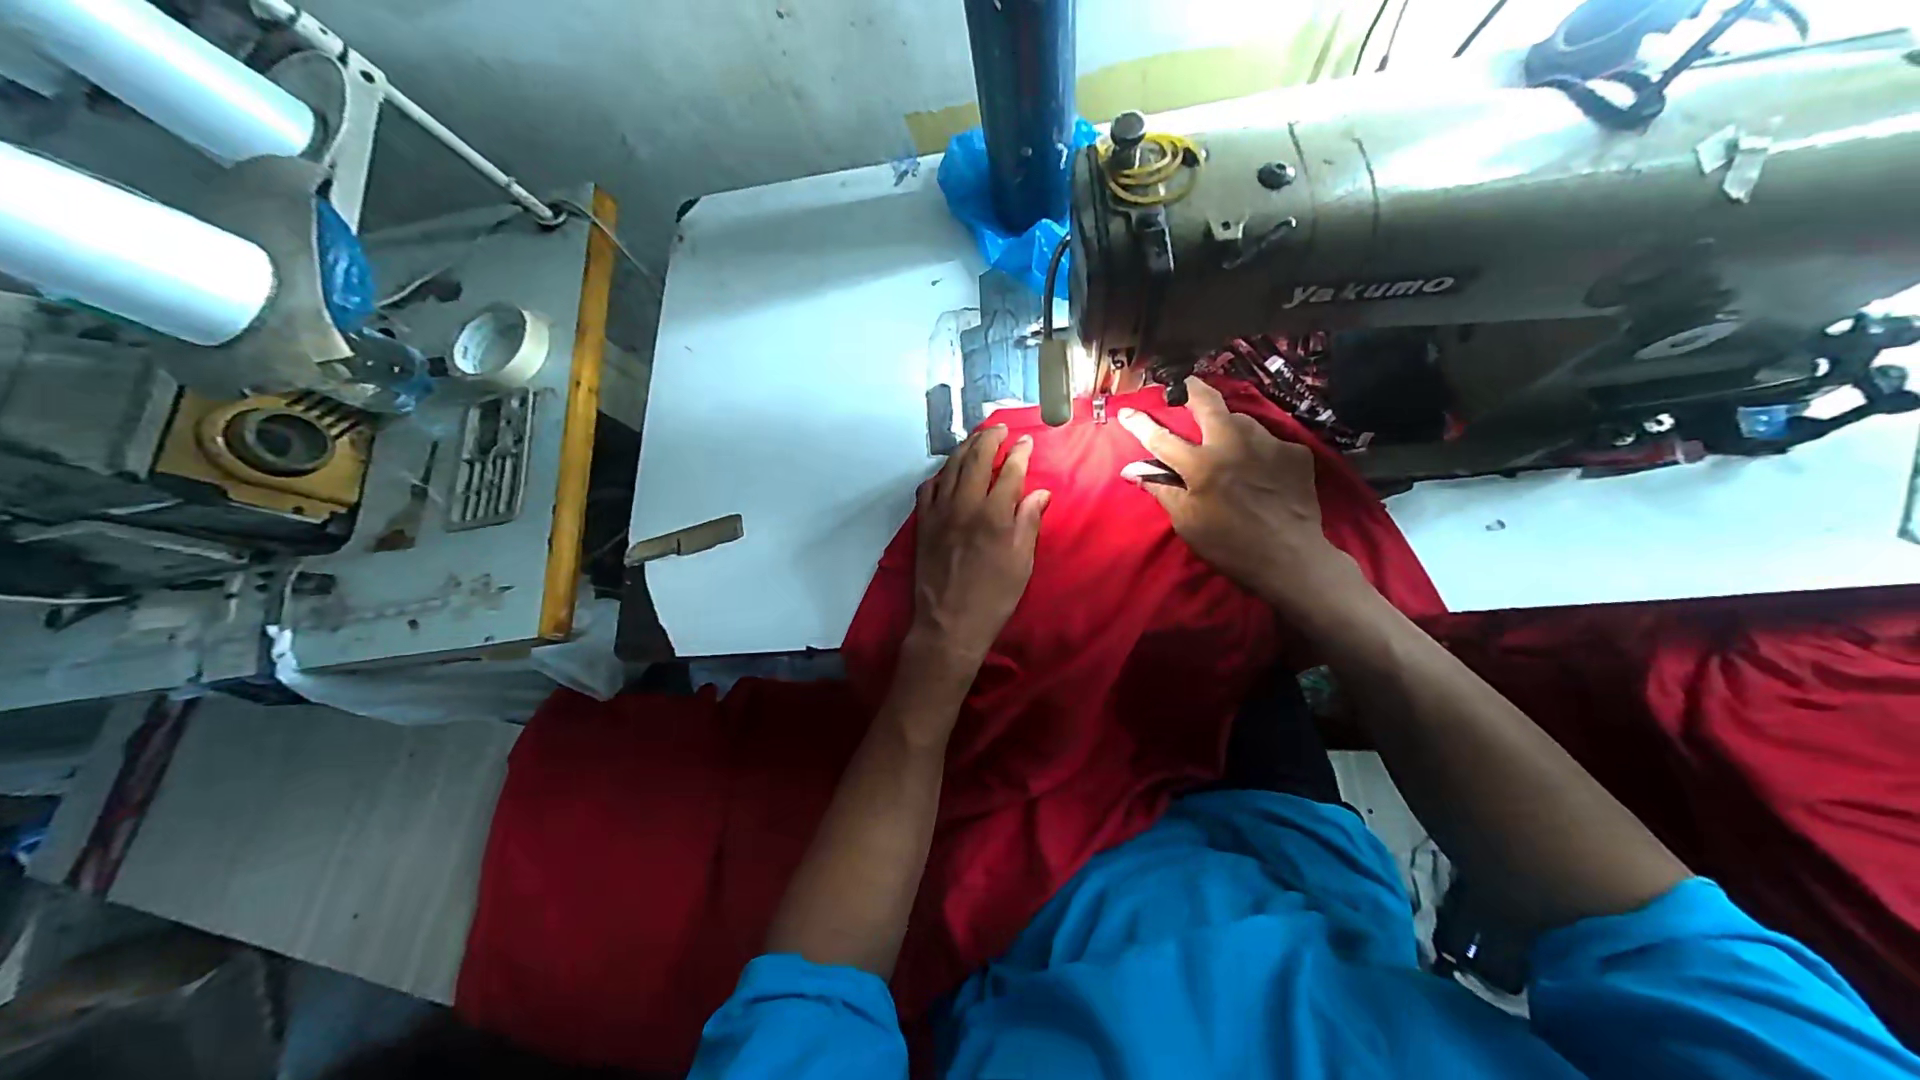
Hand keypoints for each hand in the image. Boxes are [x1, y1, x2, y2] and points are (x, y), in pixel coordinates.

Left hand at [911, 425, 1051, 666]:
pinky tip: (948, 471)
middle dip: (990, 439)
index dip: (1020, 453)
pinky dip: (940, 473)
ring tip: (977, 439)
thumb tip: (1039, 492)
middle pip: (976, 459)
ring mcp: (939, 513)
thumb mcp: (1021, 563)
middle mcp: (964, 506)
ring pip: (950, 468)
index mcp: (994, 516)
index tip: (1026, 442)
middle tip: (1000, 429)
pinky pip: (928, 487)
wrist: (949, 624)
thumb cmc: (993, 598)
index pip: (1010, 472)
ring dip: (965, 448)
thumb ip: (1028, 523)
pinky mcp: (923, 523)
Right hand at [1117, 377, 1367, 615]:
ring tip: (1224, 436)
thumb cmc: (1229, 545)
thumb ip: (1161, 489)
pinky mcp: (1295, 453)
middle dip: (1191, 390)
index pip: (1162, 438)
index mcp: (1201, 465)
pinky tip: (1258, 466)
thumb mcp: (1187, 522)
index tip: (1127, 412)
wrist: (1290, 559)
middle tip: (1184, 384)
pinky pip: (1268, 441)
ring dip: (1227, 423)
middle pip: (1208, 404)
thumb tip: (1133, 470)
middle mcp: (1234, 445)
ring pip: (1241, 420)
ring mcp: (1269, 445)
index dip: (1141, 424)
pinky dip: (1257, 448)